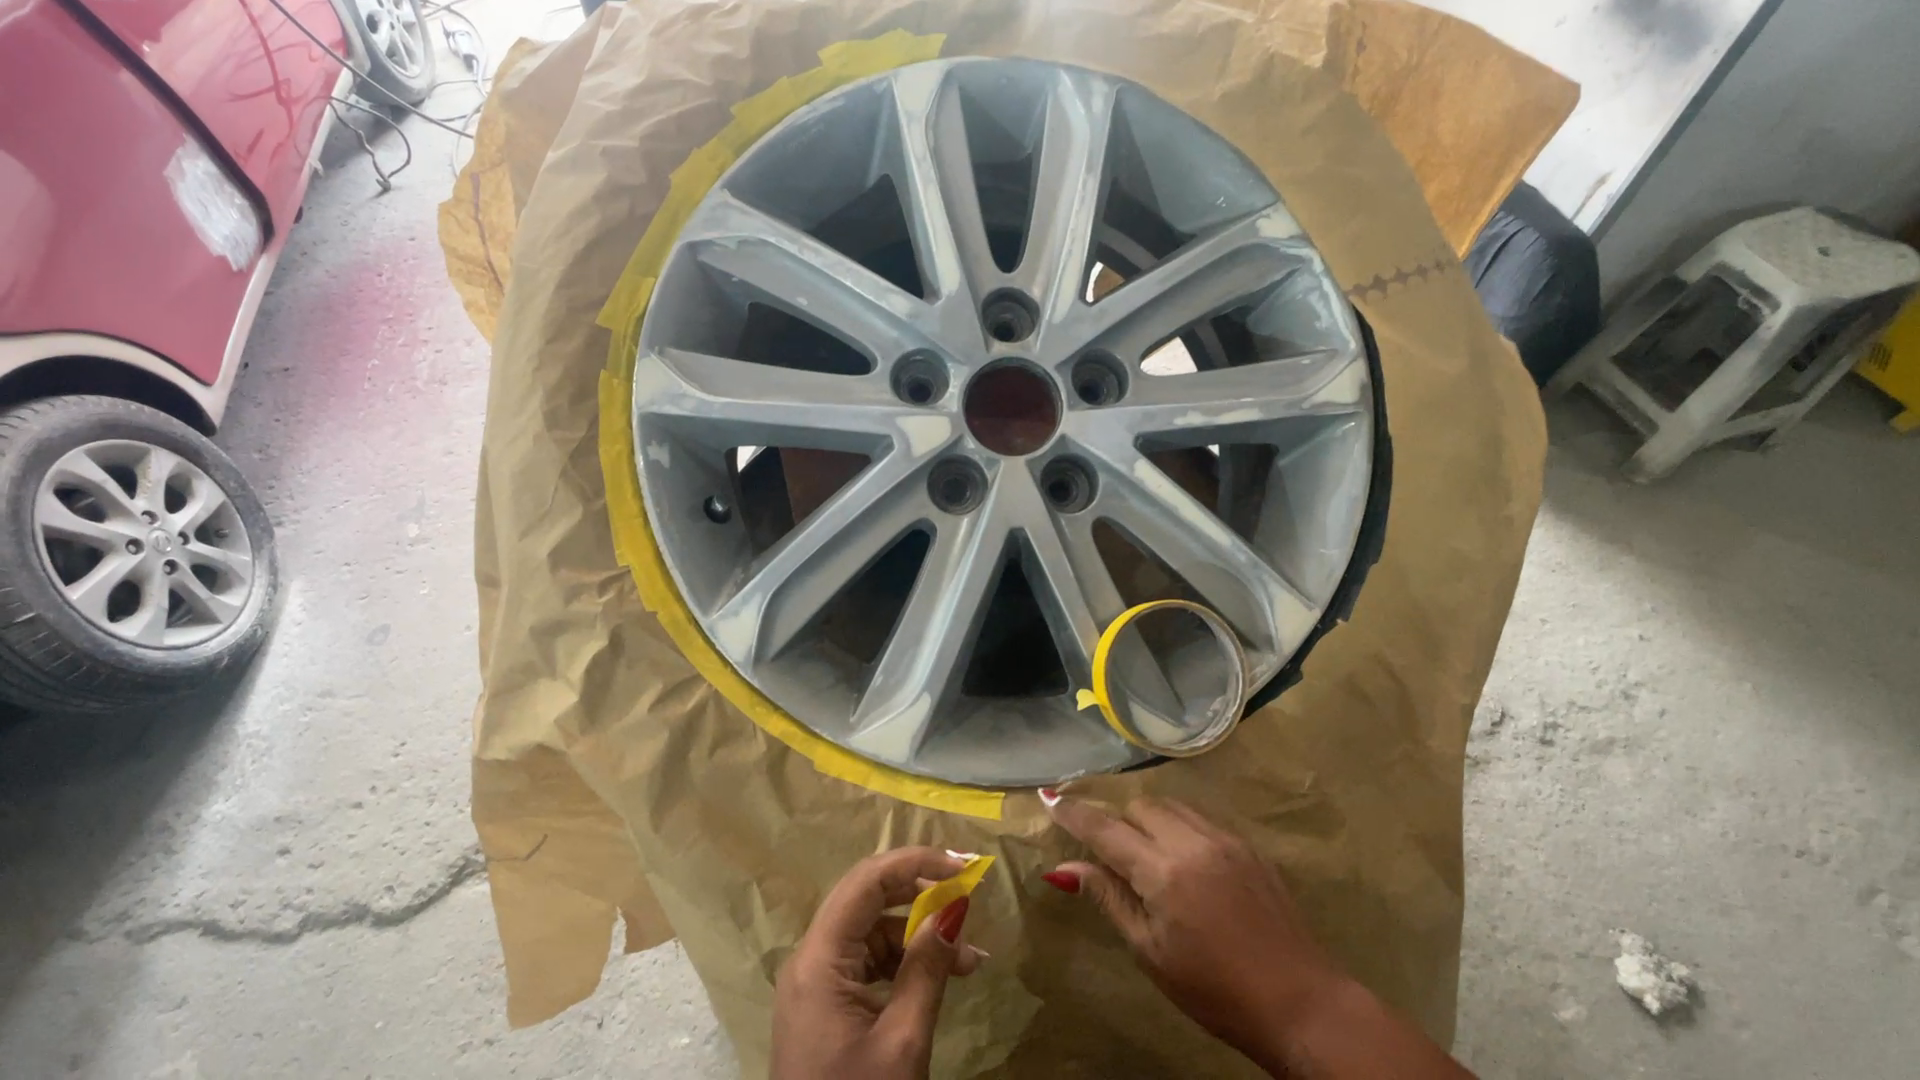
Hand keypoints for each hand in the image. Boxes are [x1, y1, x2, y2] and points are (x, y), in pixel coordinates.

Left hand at [772, 848, 983, 1079]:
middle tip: (969, 900)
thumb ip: (927, 967)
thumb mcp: (902, 1039)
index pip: (866, 881)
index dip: (915, 862)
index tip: (963, 867)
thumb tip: (953, 910)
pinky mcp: (825, 1002)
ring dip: (919, 935)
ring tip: (968, 961)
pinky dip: (904, 962)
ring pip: (871, 931)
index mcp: (819, 958)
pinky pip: (867, 961)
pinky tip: (941, 976)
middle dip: (920, 894)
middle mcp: (810, 958)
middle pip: (866, 899)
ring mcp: (815, 980)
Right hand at [1040, 795, 1346, 1061]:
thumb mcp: (1150, 951)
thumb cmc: (1214, 990)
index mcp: (1164, 872)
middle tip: (1107, 851)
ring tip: (1144, 854)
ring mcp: (1226, 840)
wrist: (1299, 1002)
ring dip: (1149, 819)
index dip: (1074, 813)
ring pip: (1172, 806)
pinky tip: (1182, 859)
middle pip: (1140, 806)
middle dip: (1117, 820)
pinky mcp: (1249, 847)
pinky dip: (1180, 826)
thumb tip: (1064, 869)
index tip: (1049, 798)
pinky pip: (1202, 818)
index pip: (1106, 829)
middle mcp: (1194, 842)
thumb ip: (1108, 899)